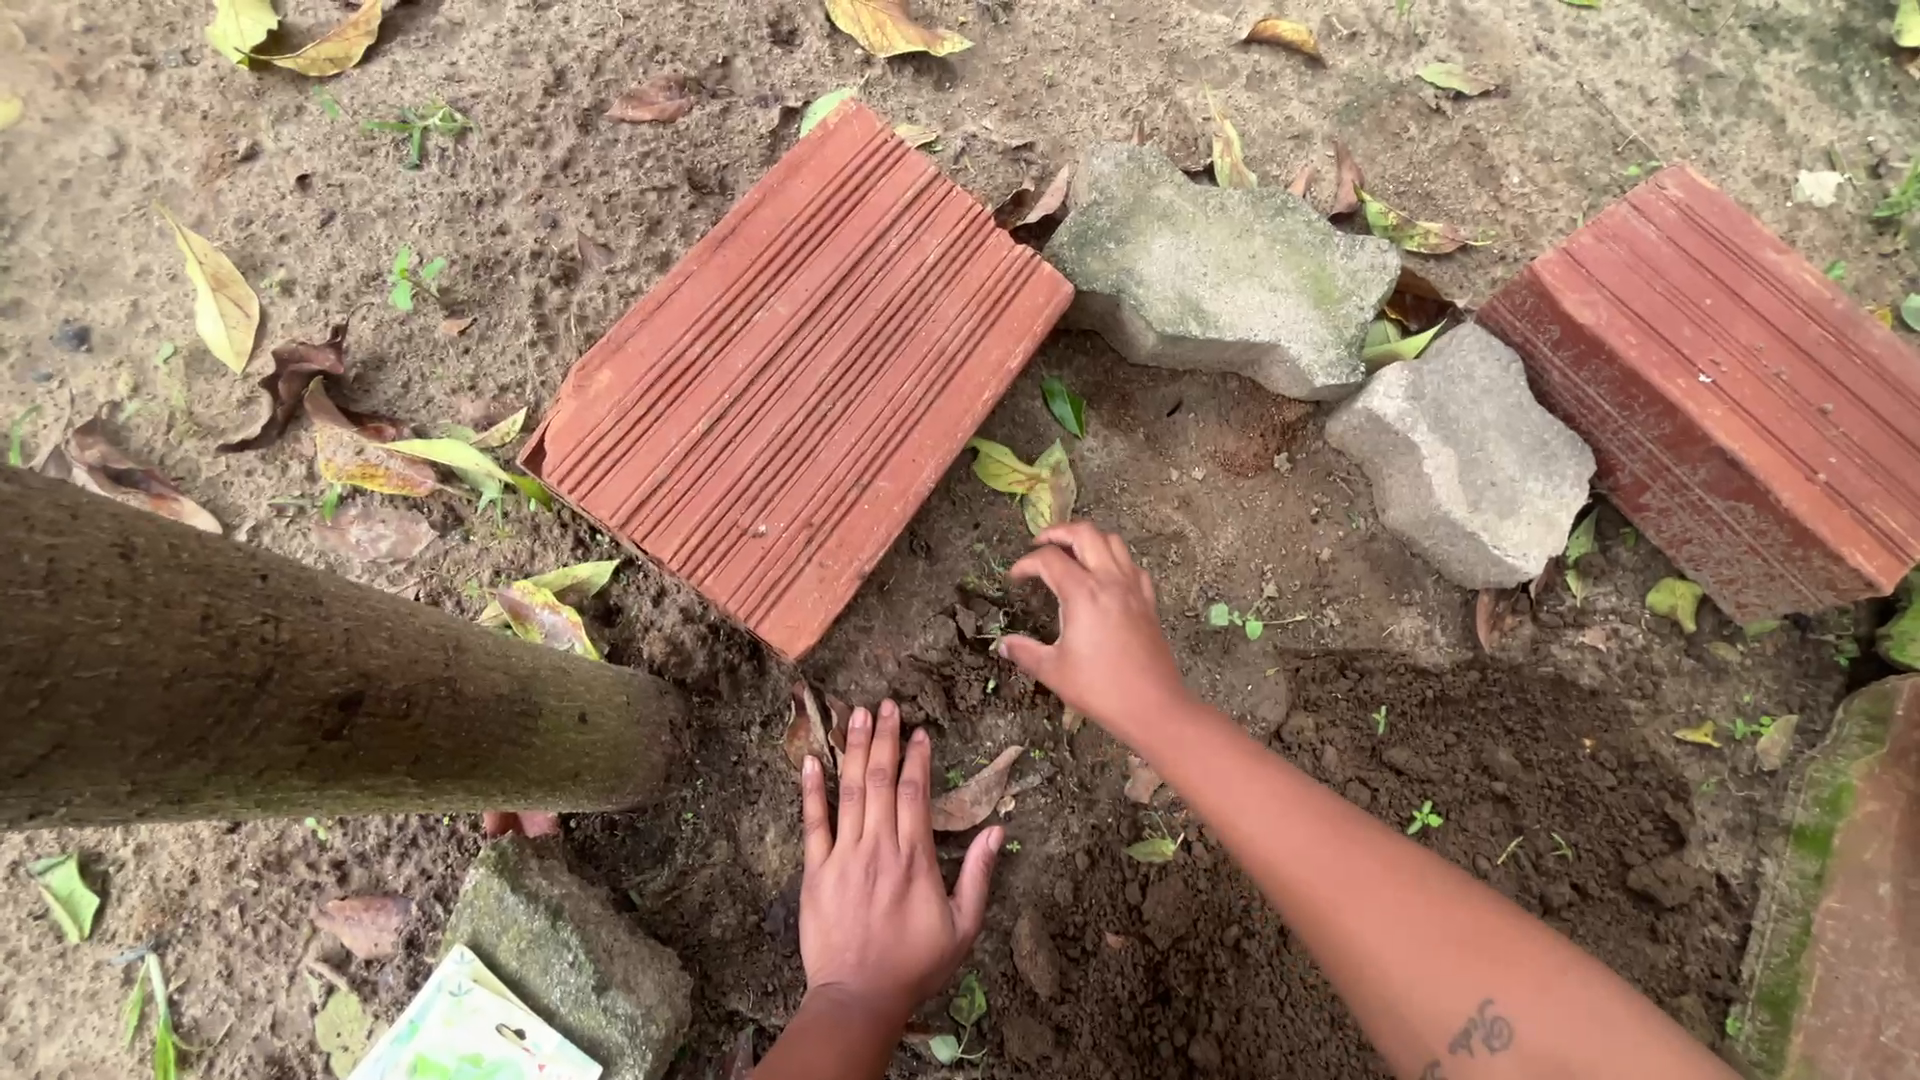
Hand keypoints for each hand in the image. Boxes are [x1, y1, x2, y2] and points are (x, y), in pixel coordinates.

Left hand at [798, 700, 1002, 1025]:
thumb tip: (997, 830)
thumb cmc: (915, 965)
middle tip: (886, 705)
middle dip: (885, 738)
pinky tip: (813, 759)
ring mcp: (843, 857)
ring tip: (856, 715)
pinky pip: (812, 823)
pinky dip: (812, 789)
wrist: (859, 998)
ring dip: (855, 750)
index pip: (916, 792)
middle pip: (882, 780)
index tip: (920, 731)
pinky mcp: (815, 871)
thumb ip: (979, 875)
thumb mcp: (963, 926)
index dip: (918, 757)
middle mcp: (878, 847)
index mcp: (914, 858)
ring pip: (850, 791)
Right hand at [997, 522, 1190, 738]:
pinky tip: (1105, 575)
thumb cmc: (1100, 688)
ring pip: (1112, 541)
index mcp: (1083, 593)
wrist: (1153, 706)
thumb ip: (1025, 652)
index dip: (1025, 564)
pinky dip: (1114, 559)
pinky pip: (1132, 565)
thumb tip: (1003, 645)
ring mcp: (1133, 588)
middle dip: (1058, 532)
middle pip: (1084, 533)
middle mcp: (1110, 581)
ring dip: (1088, 539)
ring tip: (1071, 553)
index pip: (1048, 559)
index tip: (1014, 578)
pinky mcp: (1148, 601)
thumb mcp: (1053, 671)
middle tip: (1040, 543)